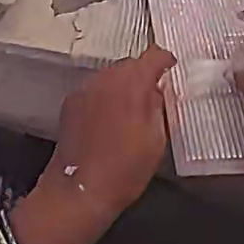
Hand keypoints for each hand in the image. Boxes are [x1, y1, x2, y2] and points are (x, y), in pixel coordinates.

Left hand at [41, 45, 176, 222]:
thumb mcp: (157, 139)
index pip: (153, 56)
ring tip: (130, 109)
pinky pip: (94, 88)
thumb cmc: (126, 168)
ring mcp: (85, 88)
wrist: (80, 187)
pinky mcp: (71, 100)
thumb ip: (159, 106)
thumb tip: (157, 89)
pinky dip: (105, 95)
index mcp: (132, 85)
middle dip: (143, 75)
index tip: (172, 68)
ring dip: (122, 85)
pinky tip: (108, 117)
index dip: (165, 60)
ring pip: (110, 75)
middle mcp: (106, 79)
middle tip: (153, 96)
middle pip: (130, 64)